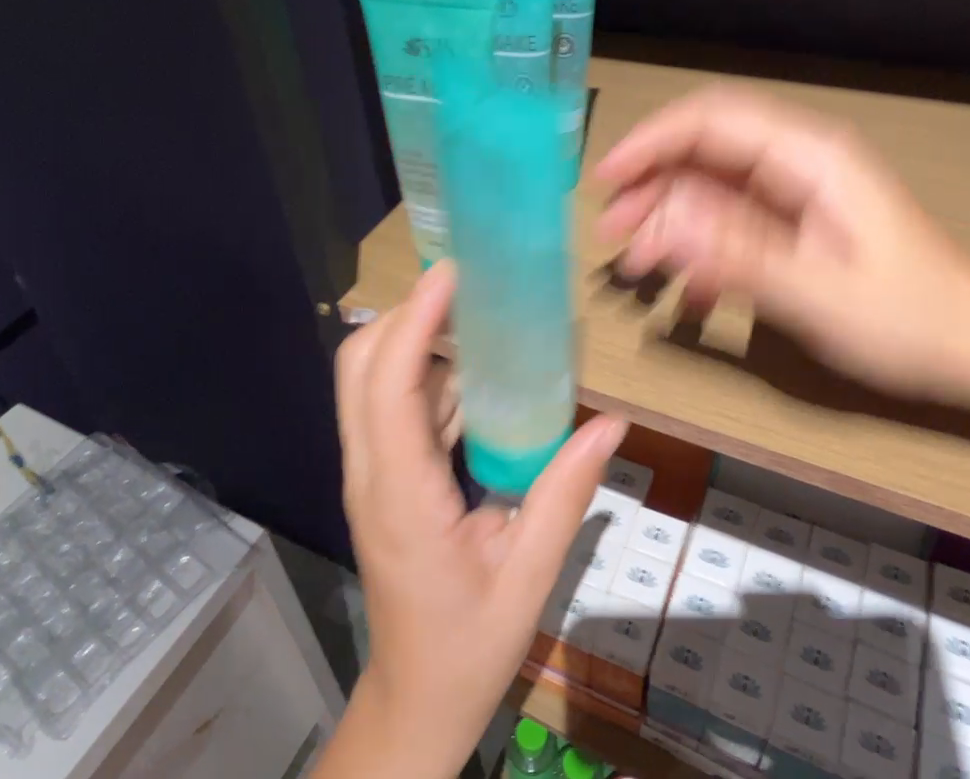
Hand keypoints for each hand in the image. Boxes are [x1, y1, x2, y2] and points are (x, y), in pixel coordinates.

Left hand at [316, 261, 628, 776]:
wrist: (416, 697)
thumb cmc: (469, 645)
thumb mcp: (527, 576)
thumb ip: (564, 496)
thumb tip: (610, 425)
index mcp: (400, 494)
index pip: (388, 385)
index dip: (413, 320)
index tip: (451, 273)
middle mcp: (370, 474)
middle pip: (359, 369)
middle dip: (404, 317)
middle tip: (466, 291)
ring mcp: (368, 478)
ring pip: (369, 386)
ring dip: (413, 344)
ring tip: (476, 318)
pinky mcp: (380, 485)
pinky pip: (390, 413)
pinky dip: (422, 381)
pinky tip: (473, 379)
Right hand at [594, 85, 969, 398]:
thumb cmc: (912, 321)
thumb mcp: (821, 295)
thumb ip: (740, 255)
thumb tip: (665, 225)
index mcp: (812, 159)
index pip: (712, 121)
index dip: (650, 142)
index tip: (605, 181)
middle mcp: (798, 163)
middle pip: (702, 149)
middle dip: (649, 186)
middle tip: (610, 236)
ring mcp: (793, 193)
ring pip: (706, 185)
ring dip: (664, 220)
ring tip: (635, 265)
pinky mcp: (790, 224)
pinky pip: (725, 220)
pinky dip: (695, 248)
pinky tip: (685, 289)